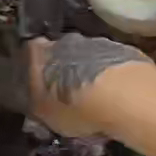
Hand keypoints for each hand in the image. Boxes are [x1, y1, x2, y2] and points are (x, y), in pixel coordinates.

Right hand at [27, 34, 155, 136]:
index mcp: (40, 53)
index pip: (29, 53)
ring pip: (89, 56)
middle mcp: (66, 40)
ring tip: (97, 100)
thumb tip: (35, 99)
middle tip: (69, 95)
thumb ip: (36, 102)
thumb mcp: (44, 115)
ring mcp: (98, 42)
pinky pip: (113, 62)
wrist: (126, 98)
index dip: (34, 69)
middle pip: (61, 52)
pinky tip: (118, 97)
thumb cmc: (75, 107)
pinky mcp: (126, 49)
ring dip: (90, 72)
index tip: (40, 86)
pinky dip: (113, 76)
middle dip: (64, 69)